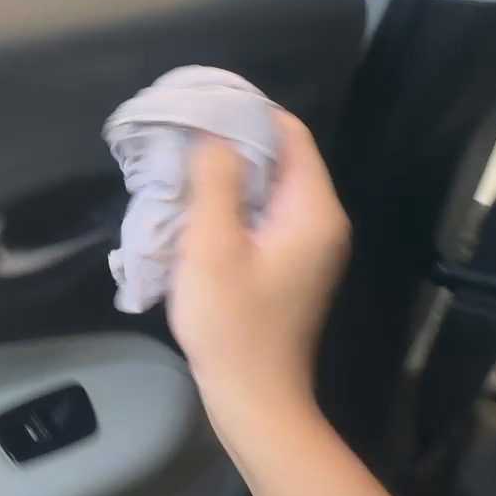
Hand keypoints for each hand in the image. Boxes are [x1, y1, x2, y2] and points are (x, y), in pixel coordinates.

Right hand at [168, 112, 349, 439]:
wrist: (252, 395)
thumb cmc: (231, 321)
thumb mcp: (212, 245)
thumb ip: (215, 182)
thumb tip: (213, 133)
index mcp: (312, 210)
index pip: (289, 134)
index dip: (245, 111)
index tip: (197, 100)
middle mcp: (318, 220)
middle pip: (279, 155)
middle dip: (229, 135)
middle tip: (178, 126)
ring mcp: (304, 242)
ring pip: (266, 182)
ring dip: (225, 165)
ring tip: (177, 155)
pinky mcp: (286, 260)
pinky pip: (259, 208)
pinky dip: (228, 194)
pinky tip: (191, 197)